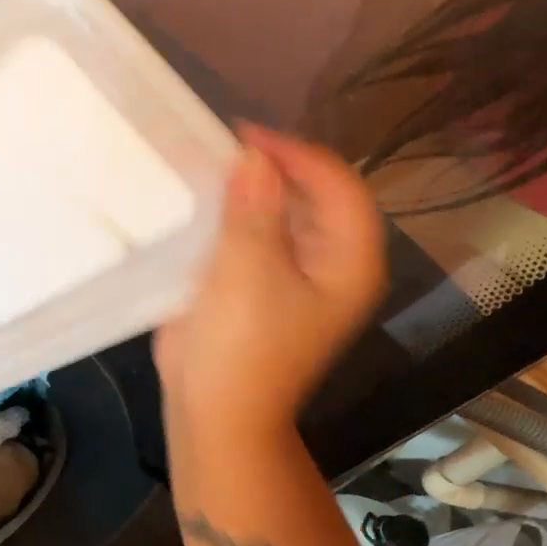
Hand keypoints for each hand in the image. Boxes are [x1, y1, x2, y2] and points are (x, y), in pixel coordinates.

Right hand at [155, 126, 386, 439]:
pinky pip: (251, 238)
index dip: (296, 154)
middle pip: (311, 197)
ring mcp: (291, 277)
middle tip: (220, 148)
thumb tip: (253, 156)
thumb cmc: (241, 346)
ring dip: (247, 192)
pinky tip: (199, 208)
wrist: (215, 410)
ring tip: (207, 169)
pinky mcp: (256, 287)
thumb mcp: (247, 273)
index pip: (338, 186)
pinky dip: (229, 218)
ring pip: (279, 216)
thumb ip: (252, 211)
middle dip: (271, 169)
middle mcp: (328, 262)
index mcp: (348, 261)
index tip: (242, 135)